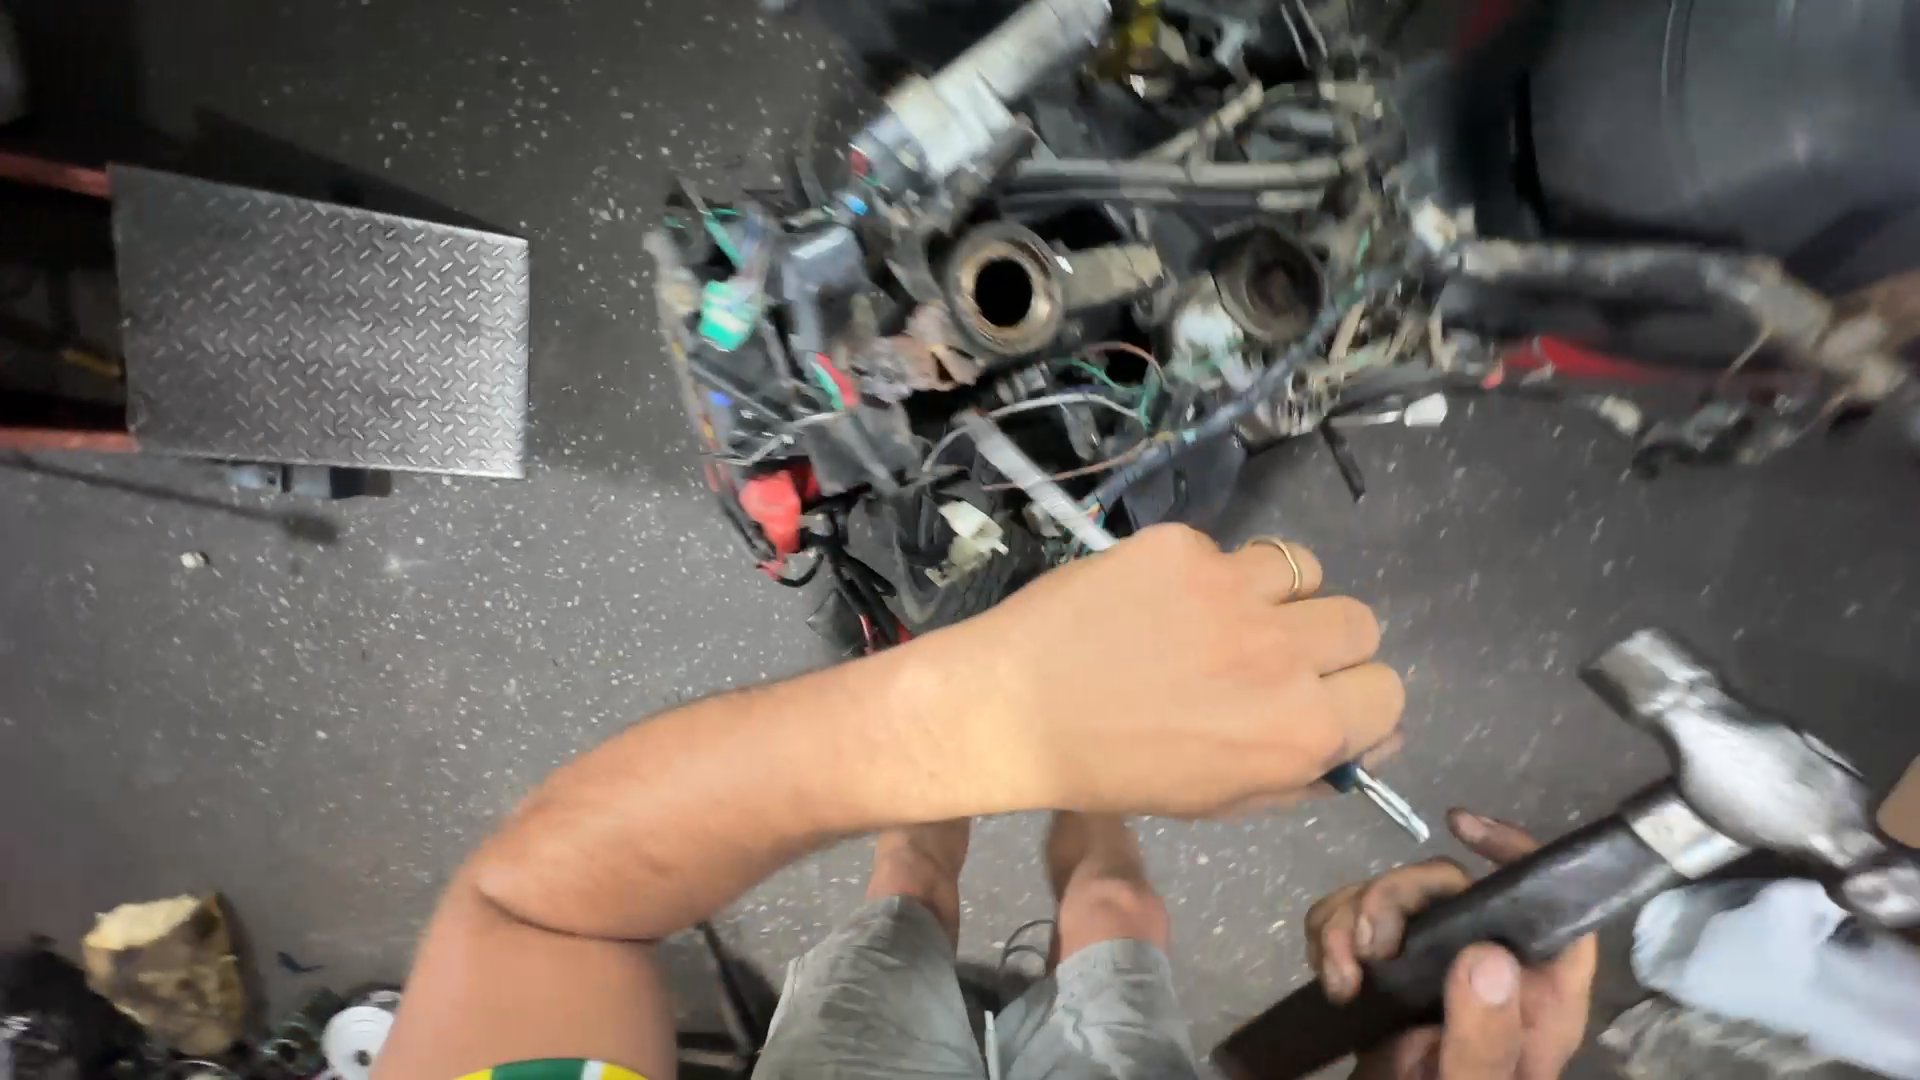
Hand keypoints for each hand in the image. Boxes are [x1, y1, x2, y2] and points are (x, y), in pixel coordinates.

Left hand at [923, 524, 1403, 816]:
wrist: (1013, 708)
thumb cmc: (1111, 770)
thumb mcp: (1217, 800)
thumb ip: (1300, 769)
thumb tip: (1355, 739)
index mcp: (1300, 728)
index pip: (1387, 692)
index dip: (1350, 697)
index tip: (1314, 696)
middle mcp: (1281, 651)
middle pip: (1357, 621)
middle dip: (1321, 641)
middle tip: (1263, 651)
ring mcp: (1229, 587)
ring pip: (1301, 568)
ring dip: (1271, 594)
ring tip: (1213, 613)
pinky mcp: (1179, 545)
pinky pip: (1222, 550)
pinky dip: (1201, 573)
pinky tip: (1152, 598)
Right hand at [1307, 811, 1596, 1079]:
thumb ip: (1486, 1037)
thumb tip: (1487, 956)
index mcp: (1531, 993)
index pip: (1542, 905)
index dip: (1512, 852)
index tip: (1459, 827)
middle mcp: (1479, 962)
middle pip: (1438, 885)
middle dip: (1388, 898)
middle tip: (1367, 948)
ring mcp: (1424, 962)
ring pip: (1382, 895)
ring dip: (1346, 921)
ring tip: (1339, 977)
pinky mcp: (1377, 968)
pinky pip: (1344, 917)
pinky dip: (1327, 935)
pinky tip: (1329, 978)